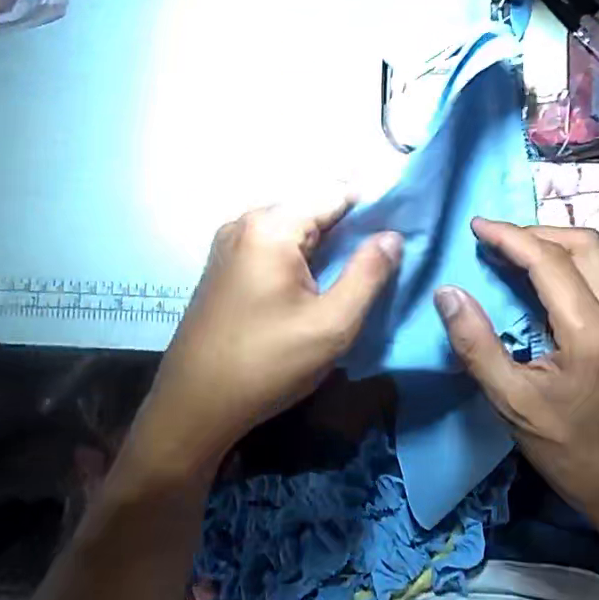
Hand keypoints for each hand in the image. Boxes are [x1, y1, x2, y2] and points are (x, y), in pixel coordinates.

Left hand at [135, 198, 400, 464]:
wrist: (195, 407)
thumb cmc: (268, 364)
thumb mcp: (333, 323)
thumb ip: (368, 273)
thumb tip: (393, 235)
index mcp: (271, 227)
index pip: (334, 192)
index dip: (373, 204)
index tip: (403, 224)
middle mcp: (245, 223)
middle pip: (313, 205)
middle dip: (351, 223)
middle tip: (385, 251)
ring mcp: (230, 243)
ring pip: (295, 225)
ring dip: (329, 240)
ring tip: (360, 265)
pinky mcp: (225, 265)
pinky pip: (275, 243)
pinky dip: (304, 252)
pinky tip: (321, 278)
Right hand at [433, 218, 598, 543]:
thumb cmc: (574, 453)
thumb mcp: (514, 406)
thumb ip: (477, 345)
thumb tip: (448, 293)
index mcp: (593, 334)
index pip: (549, 261)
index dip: (510, 236)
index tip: (478, 227)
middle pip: (584, 243)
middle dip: (537, 232)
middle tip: (499, 242)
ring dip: (567, 240)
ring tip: (529, 251)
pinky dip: (591, 256)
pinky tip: (566, 273)